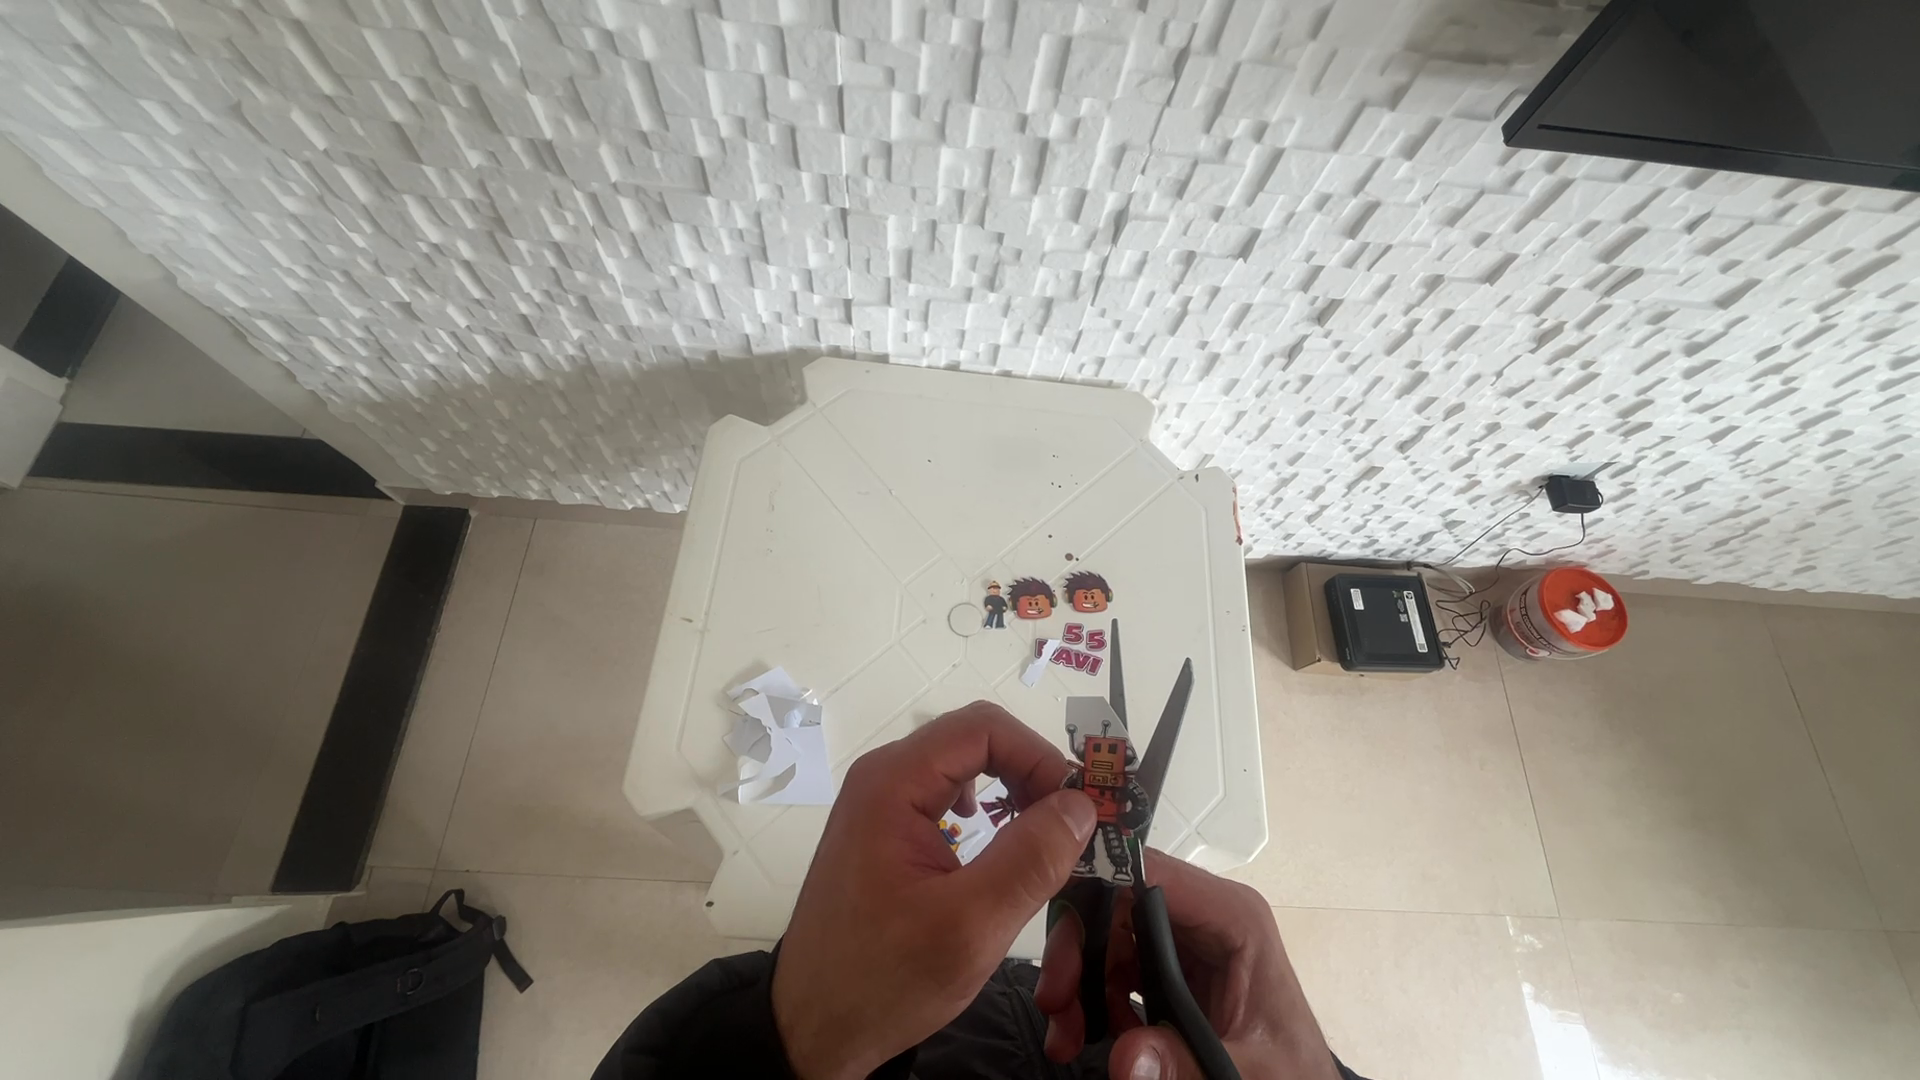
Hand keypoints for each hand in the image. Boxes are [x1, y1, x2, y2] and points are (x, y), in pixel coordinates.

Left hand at [772, 702, 1098, 1079]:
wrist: (811, 1024)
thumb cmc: (882, 979)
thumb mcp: (968, 927)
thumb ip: (1030, 860)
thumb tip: (1080, 805)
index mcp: (894, 781)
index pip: (983, 728)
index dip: (1037, 755)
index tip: (1074, 807)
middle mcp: (884, 775)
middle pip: (975, 738)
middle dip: (1029, 770)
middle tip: (1066, 824)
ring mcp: (882, 798)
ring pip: (964, 762)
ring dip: (1010, 786)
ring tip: (1040, 834)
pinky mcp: (886, 824)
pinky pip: (946, 789)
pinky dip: (986, 803)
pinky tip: (994, 839)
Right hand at [1034, 851, 1340, 1079]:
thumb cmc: (1294, 1075)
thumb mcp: (1249, 1072)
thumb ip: (1185, 1063)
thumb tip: (1124, 1058)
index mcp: (1233, 916)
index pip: (1151, 873)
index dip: (1097, 885)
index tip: (1058, 930)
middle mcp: (1204, 912)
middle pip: (1118, 901)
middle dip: (1080, 949)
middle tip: (1054, 1001)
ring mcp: (1184, 935)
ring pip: (1108, 931)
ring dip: (1079, 977)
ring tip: (1066, 1031)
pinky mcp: (1170, 962)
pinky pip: (1116, 961)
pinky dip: (1093, 994)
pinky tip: (1093, 1032)